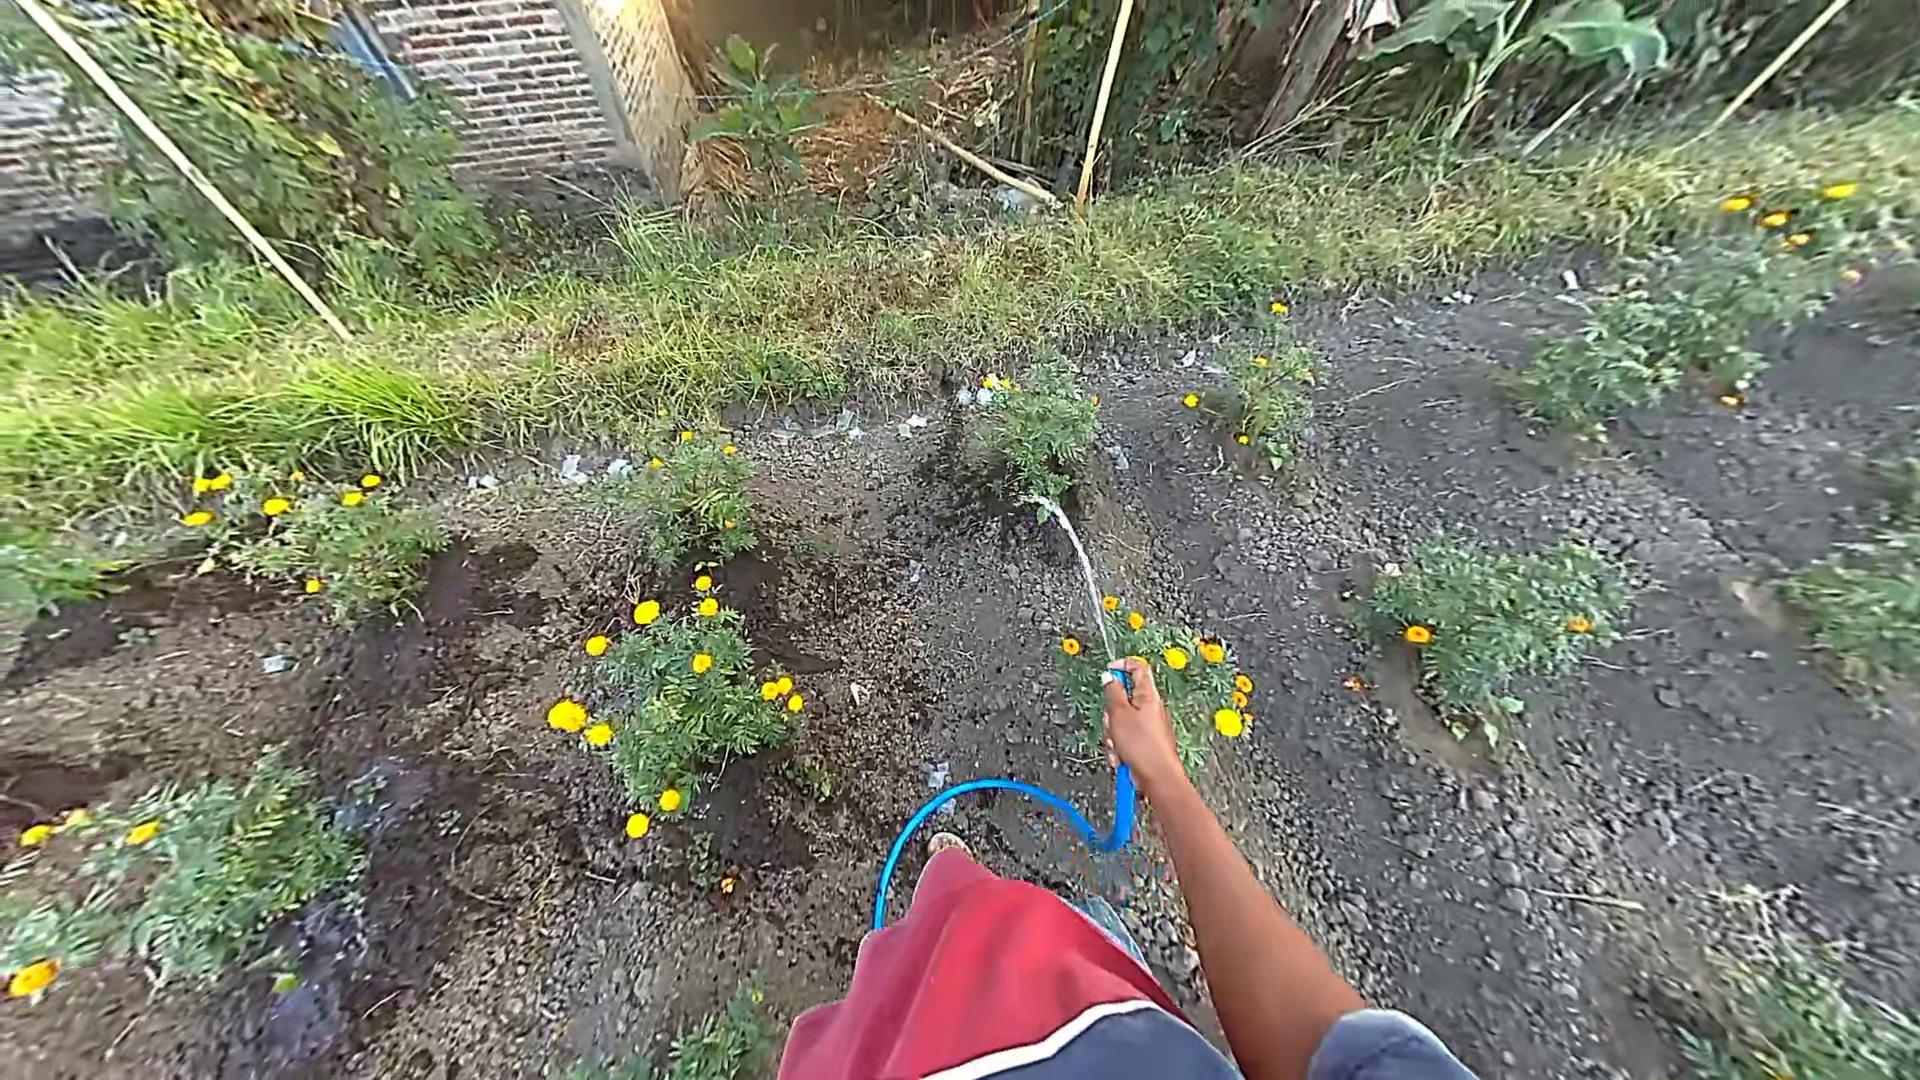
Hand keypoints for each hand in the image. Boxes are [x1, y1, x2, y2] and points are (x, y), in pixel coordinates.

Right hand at [1101, 657, 1186, 795]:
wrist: (1157, 777)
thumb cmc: (1143, 746)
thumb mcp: (1119, 713)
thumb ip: (1113, 692)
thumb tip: (1109, 676)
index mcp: (1148, 696)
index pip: (1138, 668)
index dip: (1122, 665)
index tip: (1109, 671)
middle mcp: (1150, 708)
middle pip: (1124, 698)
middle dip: (1111, 711)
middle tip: (1112, 721)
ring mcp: (1148, 725)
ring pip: (1121, 720)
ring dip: (1113, 732)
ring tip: (1117, 744)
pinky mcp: (1144, 742)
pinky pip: (1124, 737)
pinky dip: (1119, 745)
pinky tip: (1121, 756)